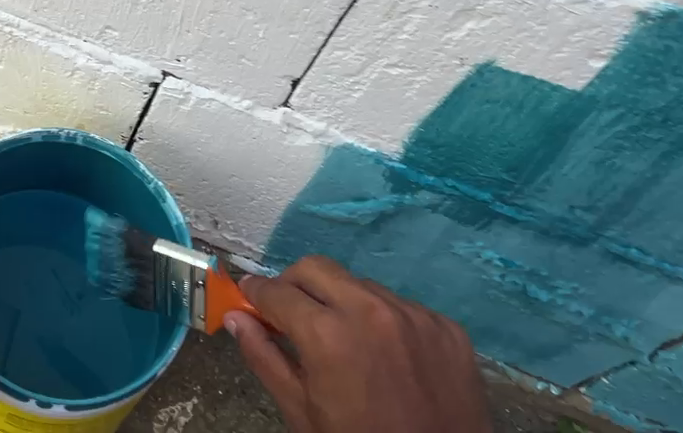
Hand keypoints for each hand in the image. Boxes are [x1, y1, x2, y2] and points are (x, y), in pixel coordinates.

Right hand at [224, 256, 488, 432]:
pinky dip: (383, 320)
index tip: (248, 297)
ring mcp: (413, 315)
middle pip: (315, 268)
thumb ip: (265, 358)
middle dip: (294, 283)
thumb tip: (236, 317)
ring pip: (359, 284)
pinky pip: (401, 306)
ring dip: (341, 301)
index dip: (256, 293)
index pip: (276, 291)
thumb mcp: (304, 414)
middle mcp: (369, 310)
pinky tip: (385, 354)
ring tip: (343, 338)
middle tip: (288, 310)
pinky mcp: (445, 326)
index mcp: (327, 335)